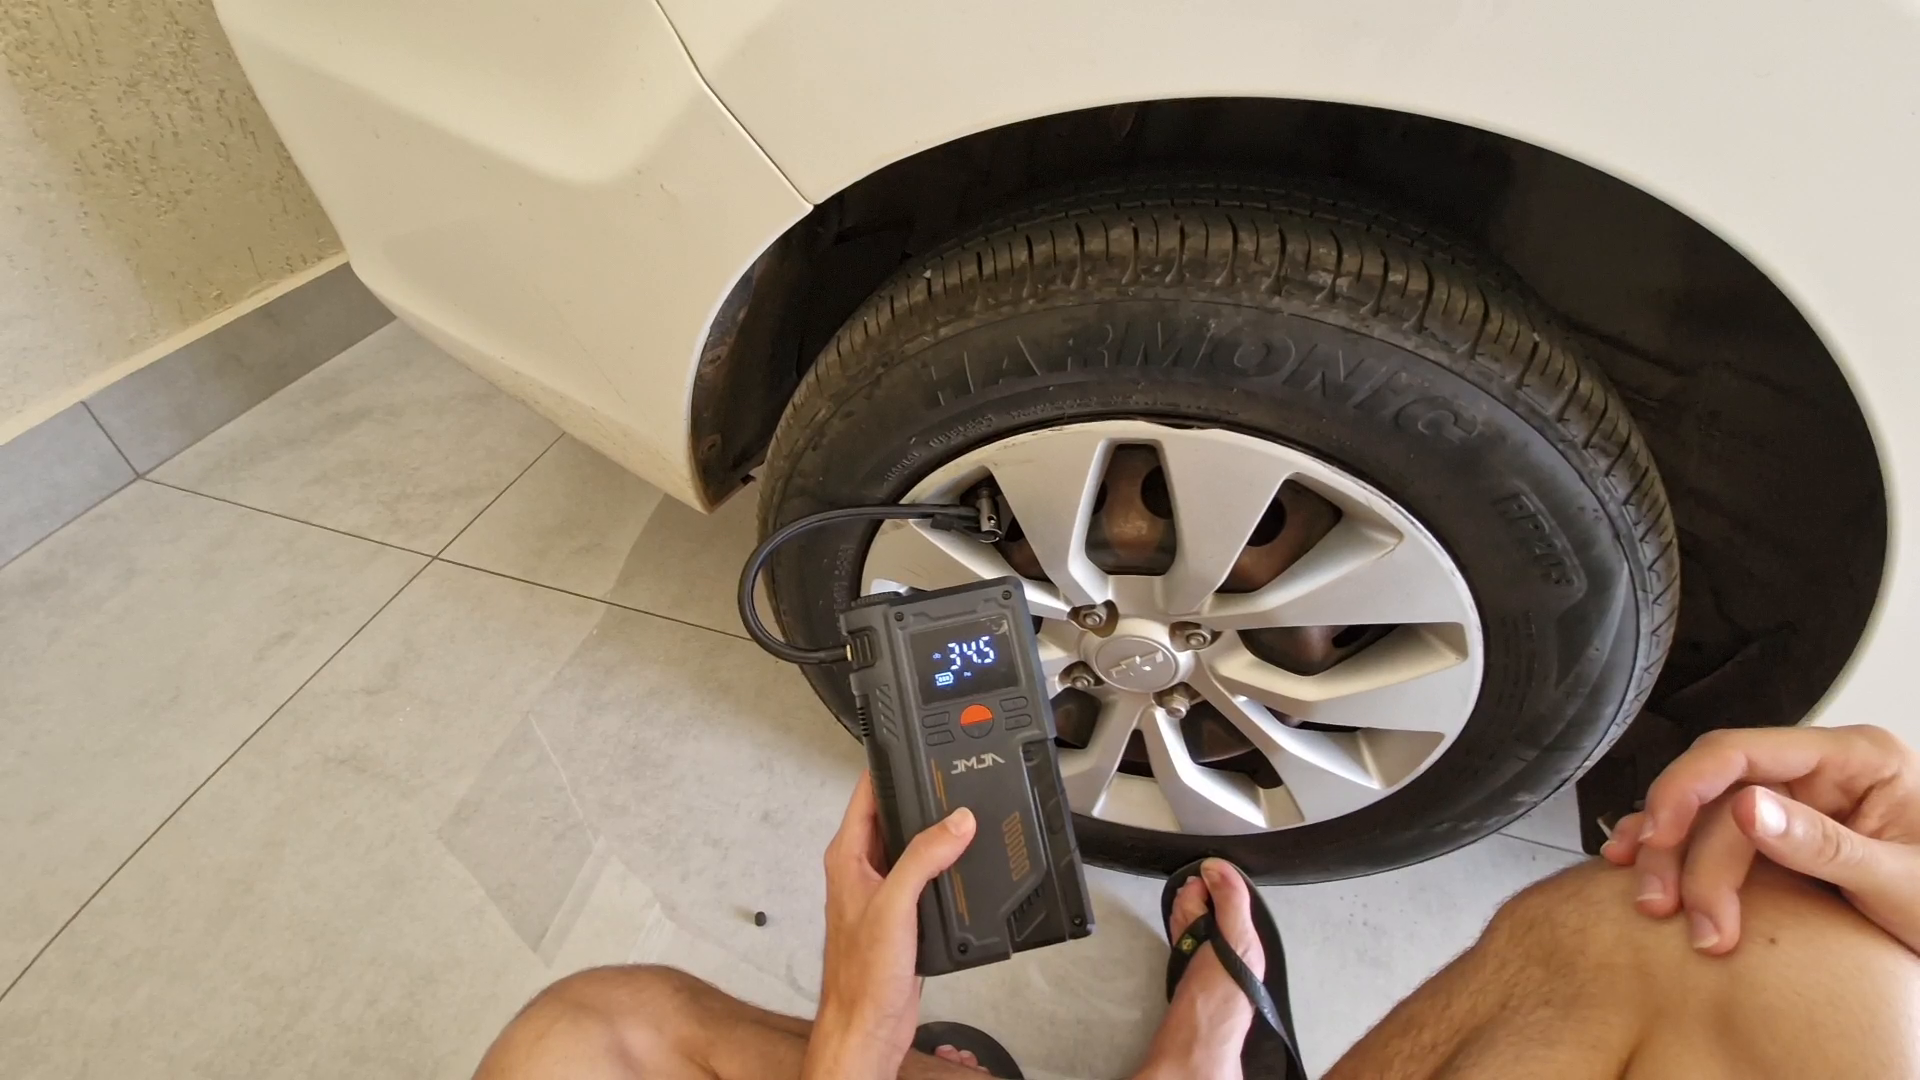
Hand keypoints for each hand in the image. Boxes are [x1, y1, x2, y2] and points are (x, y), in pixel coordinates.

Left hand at [802, 773, 975, 1079]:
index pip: (866, 793)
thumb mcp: (895, 905)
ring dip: (932, 830)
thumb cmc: (861, 975)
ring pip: (910, 842)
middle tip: (946, 778)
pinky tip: (959, 860)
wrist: (868, 1026)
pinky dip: (942, 860)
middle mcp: (861, 866)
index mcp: (847, 855)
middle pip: (892, 814)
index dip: (887, 766)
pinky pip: (923, 870)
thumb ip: (924, 857)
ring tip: (960, 814)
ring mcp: (881, 888)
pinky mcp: (900, 910)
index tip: (910, 747)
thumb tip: (955, 821)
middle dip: (919, 796)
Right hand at [1601, 724, 1919, 954]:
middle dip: (1682, 850)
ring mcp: (1789, 798)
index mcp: (1856, 759)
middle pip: (1712, 794)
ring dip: (1670, 861)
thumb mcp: (1913, 888)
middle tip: (1668, 902)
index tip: (1659, 836)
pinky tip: (1644, 869)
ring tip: (1659, 905)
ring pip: (1698, 816)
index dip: (1684, 788)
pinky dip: (1671, 854)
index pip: (1736, 752)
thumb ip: (1828, 846)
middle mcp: (1811, 769)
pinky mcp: (1771, 830)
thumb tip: (1744, 807)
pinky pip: (1703, 832)